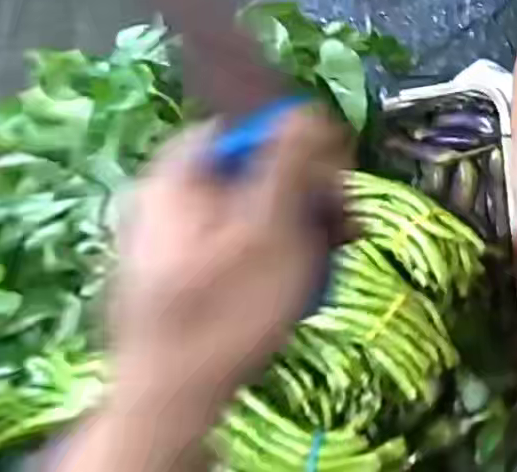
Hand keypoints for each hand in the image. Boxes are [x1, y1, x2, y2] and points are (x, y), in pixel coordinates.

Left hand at [106, 111, 346, 439]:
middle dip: (310, 184)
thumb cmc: (226, 309)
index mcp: (177, 177)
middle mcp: (171, 197)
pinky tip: (315, 260)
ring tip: (343, 238)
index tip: (332, 163)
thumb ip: (288, 161)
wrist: (171, 409)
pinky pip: (246, 233)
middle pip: (255, 164)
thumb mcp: (270, 226)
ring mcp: (178, 235)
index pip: (244, 125)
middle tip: (345, 209)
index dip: (293, 135)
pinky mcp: (190, 266)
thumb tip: (307, 107)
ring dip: (307, 214)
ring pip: (257, 200)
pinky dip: (283, 239)